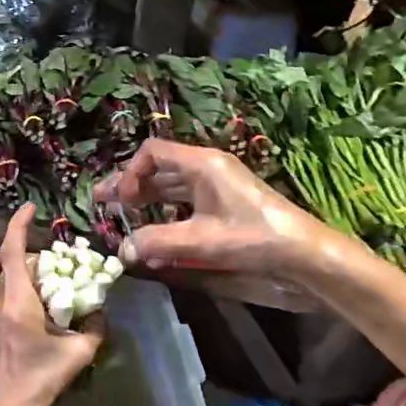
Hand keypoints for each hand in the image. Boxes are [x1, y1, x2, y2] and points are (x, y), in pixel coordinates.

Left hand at [0, 204, 104, 405]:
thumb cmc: (46, 378)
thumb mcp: (81, 351)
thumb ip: (95, 325)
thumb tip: (101, 306)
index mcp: (18, 304)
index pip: (12, 253)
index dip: (18, 226)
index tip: (29, 209)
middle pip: (5, 259)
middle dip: (25, 250)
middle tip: (48, 257)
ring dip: (6, 259)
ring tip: (27, 264)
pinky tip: (8, 280)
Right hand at [94, 139, 347, 279]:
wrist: (303, 253)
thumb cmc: (254, 238)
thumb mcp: (201, 241)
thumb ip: (157, 242)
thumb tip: (122, 250)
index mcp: (202, 164)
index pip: (153, 152)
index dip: (130, 173)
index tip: (122, 200)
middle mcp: (207, 167)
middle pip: (158, 168)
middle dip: (129, 185)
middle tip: (102, 202)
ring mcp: (217, 184)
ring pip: (170, 184)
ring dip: (145, 198)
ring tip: (122, 214)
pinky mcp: (224, 202)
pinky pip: (185, 199)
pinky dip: (165, 210)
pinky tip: (154, 230)